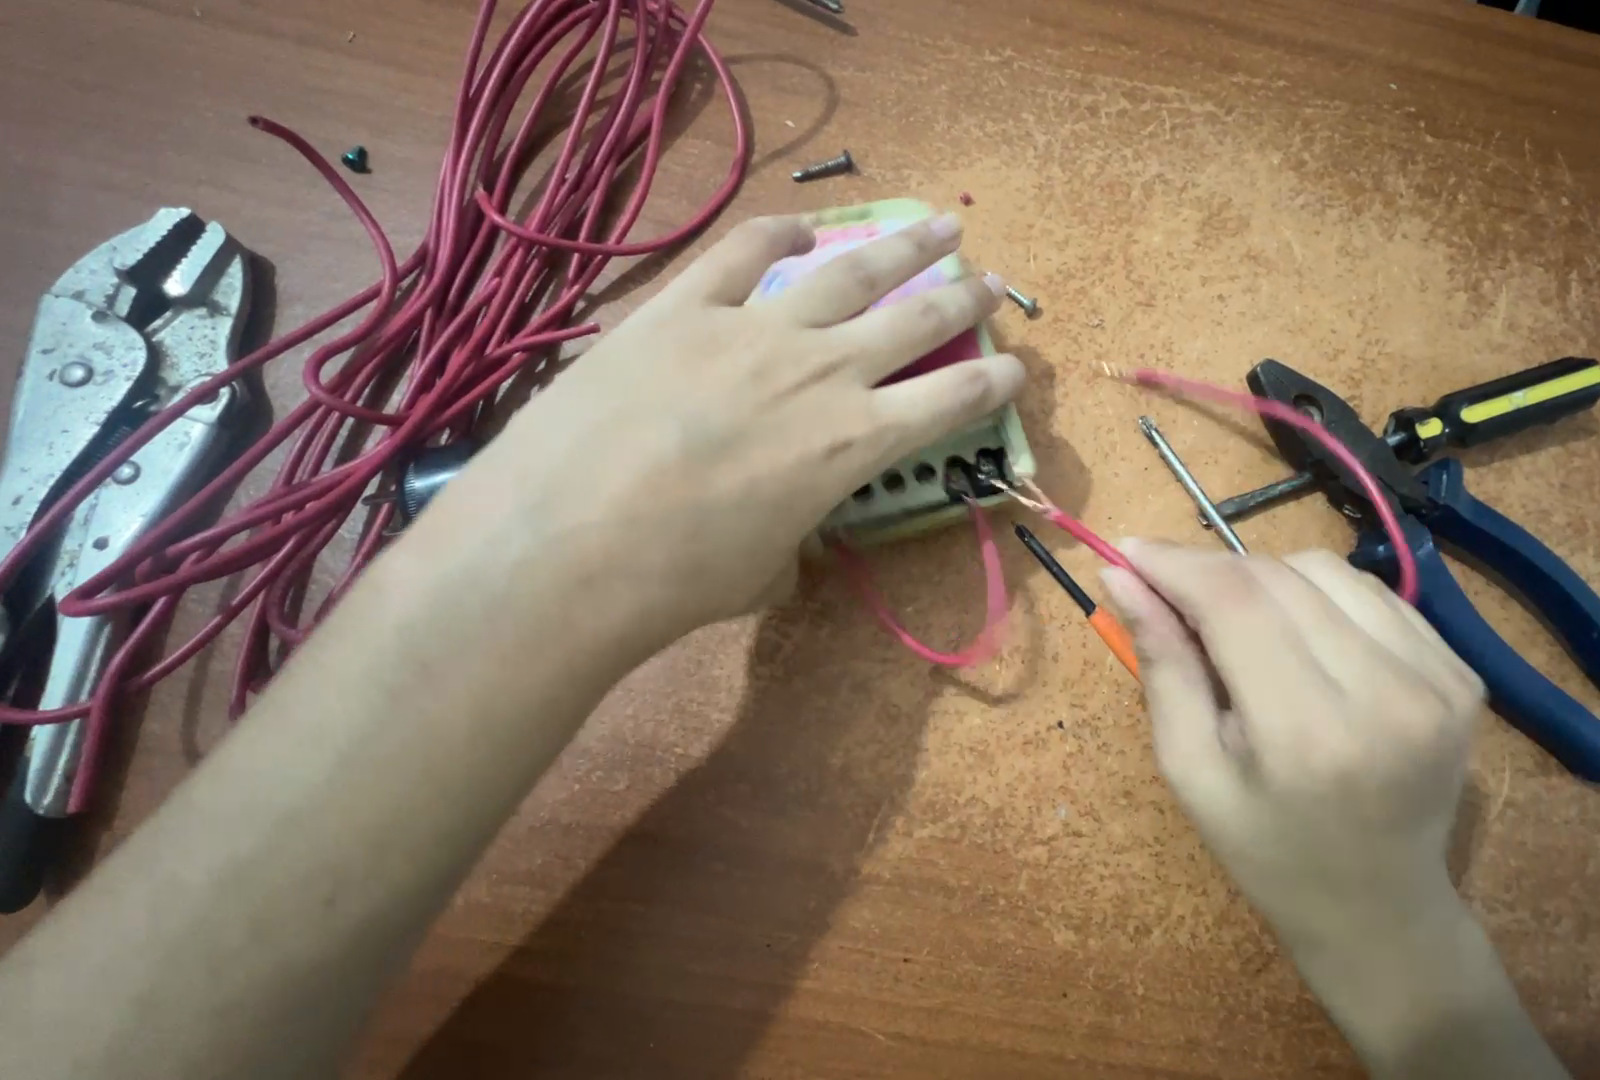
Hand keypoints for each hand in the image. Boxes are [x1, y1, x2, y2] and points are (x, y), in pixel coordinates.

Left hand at [413, 212, 1021, 664]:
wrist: (564, 548)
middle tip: (991, 280)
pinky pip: (741, 254)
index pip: (949, 401)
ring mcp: (751, 330)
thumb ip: (796, 531)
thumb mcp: (768, 569)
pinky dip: (778, 236)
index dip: (992, 380)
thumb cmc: (680, 580)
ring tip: (938, 225)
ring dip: (903, 246)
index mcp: (853, 443)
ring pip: (849, 272)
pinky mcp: (681, 308)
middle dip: (963, 297)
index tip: (1016, 365)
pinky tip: (802, 230)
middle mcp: (820, 372)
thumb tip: (788, 520)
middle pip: (914, 319)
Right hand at [1099, 543, 1484, 942]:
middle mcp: (1386, 693)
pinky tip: (1301, 639)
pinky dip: (1318, 596)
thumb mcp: (1188, 766)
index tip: (1130, 552)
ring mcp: (1437, 679)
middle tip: (1173, 597)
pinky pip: (1371, 591)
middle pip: (1277, 576)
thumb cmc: (1263, 847)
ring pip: (1325, 570)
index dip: (1176, 564)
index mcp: (1306, 731)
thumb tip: (1120, 574)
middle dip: (1211, 571)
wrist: (1378, 906)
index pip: (1234, 602)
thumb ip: (1160, 662)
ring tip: (1243, 628)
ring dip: (1265, 579)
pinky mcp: (1462, 672)